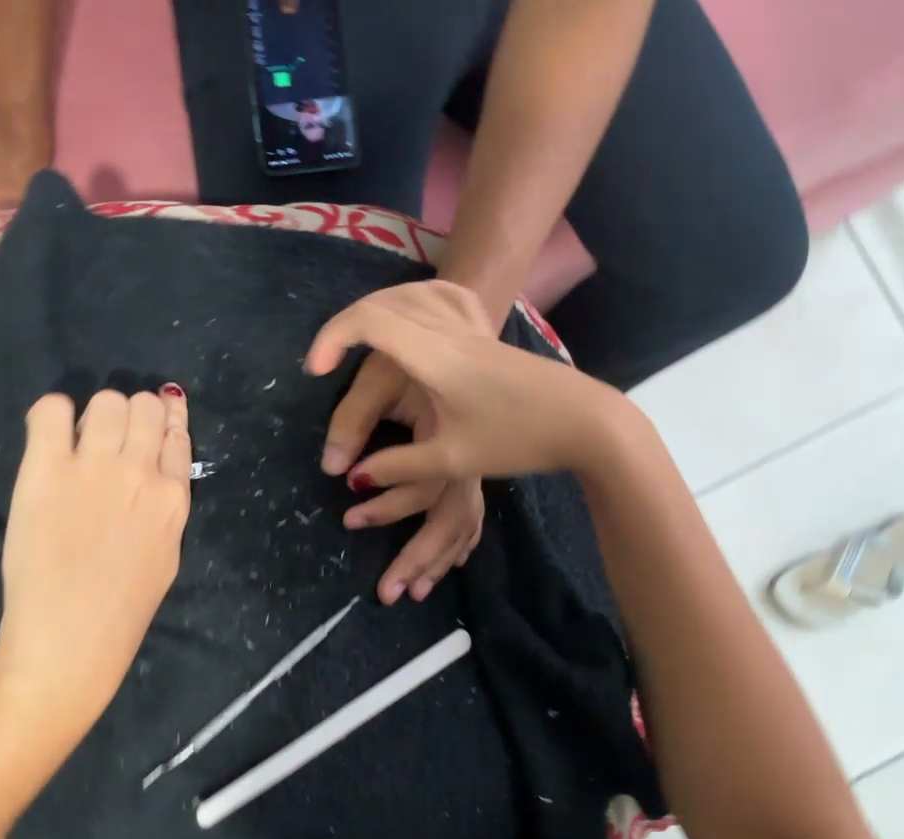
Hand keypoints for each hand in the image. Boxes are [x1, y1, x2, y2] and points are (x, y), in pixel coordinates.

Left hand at [0, 385, 191, 725]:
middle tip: (108, 441)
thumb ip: (166, 510)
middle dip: (128, 416)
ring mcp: (94, 467)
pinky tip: (51, 437)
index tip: (147, 426)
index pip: (175, 432)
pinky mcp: (47, 470)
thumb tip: (157, 474)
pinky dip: (53, 414)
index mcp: (173, 497)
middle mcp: (141, 472)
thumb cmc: (121, 611)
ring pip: (106, 401)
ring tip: (78, 442)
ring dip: (94, 415)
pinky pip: (52, 409)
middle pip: (143, 405)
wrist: (71, 639)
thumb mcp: (167, 557)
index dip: (162, 421)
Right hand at [306, 281, 630, 484]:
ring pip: (409, 295)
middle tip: (326, 363)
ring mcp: (469, 327)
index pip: (370, 321)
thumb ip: (397, 468)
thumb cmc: (519, 439)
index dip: (333, 336)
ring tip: (357, 343)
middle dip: (344, 328)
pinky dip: (410, 303)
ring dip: (374, 311)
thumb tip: (353, 478)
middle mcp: (448, 330)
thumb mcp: (453, 460)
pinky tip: (412, 321)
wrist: (588, 421)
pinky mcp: (485, 334)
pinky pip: (437, 299)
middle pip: (382, 303)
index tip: (316, 370)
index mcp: (435, 356)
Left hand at [322, 336, 487, 605]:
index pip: (421, 485)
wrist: (464, 329)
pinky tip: (455, 564)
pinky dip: (460, 543)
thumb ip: (352, 421)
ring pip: (463, 524)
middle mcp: (466, 457)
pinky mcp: (477, 466)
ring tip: (413, 593)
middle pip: (449, 520)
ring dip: (437, 560)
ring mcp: (476, 465)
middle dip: (418, 559)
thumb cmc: (416, 352)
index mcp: (447, 435)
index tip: (349, 518)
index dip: (387, 506)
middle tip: (386, 593)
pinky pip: (474, 515)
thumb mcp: (382, 379)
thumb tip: (331, 469)